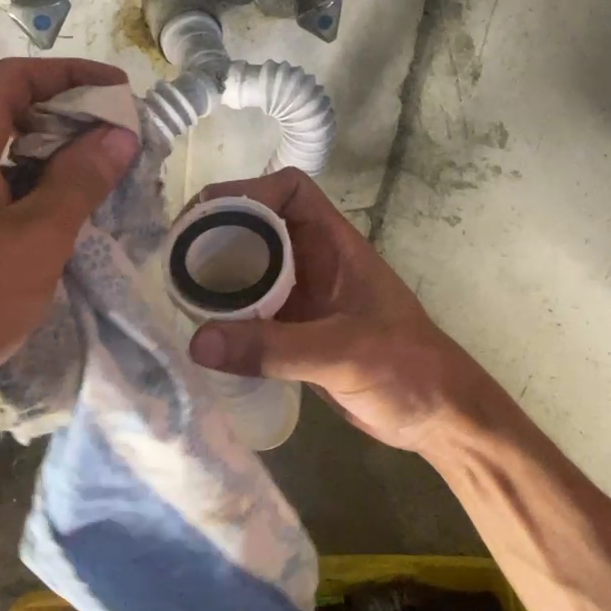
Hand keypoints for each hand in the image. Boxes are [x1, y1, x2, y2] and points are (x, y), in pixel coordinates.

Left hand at [0, 58, 139, 419]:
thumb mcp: (35, 241)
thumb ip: (79, 182)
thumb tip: (118, 135)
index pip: (17, 76)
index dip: (73, 75)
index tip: (121, 92)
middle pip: (3, 108)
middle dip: (65, 117)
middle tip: (117, 142)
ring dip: (44, 157)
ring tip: (95, 182)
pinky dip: (19, 189)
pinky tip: (49, 223)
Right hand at [185, 168, 481, 451]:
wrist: (438, 419)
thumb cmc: (407, 369)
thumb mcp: (344, 352)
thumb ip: (274, 348)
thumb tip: (197, 340)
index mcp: (334, 245)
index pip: (290, 191)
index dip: (248, 192)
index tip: (207, 218)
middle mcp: (315, 263)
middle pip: (259, 227)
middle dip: (217, 234)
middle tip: (172, 261)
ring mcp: (304, 299)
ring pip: (251, 270)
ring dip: (216, 277)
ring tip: (174, 295)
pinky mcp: (296, 335)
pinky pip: (252, 313)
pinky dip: (225, 317)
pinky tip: (199, 335)